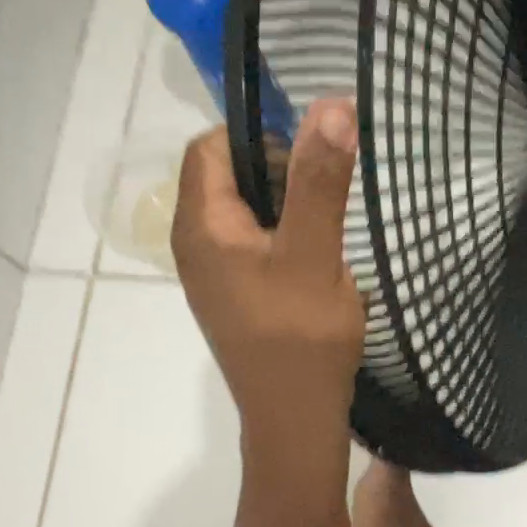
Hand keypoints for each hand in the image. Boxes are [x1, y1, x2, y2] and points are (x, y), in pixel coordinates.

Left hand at [171, 98, 364, 445]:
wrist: (294, 423)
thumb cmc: (299, 338)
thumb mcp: (314, 253)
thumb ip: (320, 181)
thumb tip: (331, 104)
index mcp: (200, 226)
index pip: (211, 148)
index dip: (260, 137)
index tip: (310, 155)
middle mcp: (195, 248)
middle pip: (230, 182)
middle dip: (282, 179)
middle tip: (328, 200)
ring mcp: (215, 280)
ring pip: (249, 221)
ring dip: (291, 217)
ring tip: (329, 238)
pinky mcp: (237, 304)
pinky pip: (257, 254)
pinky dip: (289, 249)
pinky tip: (321, 274)